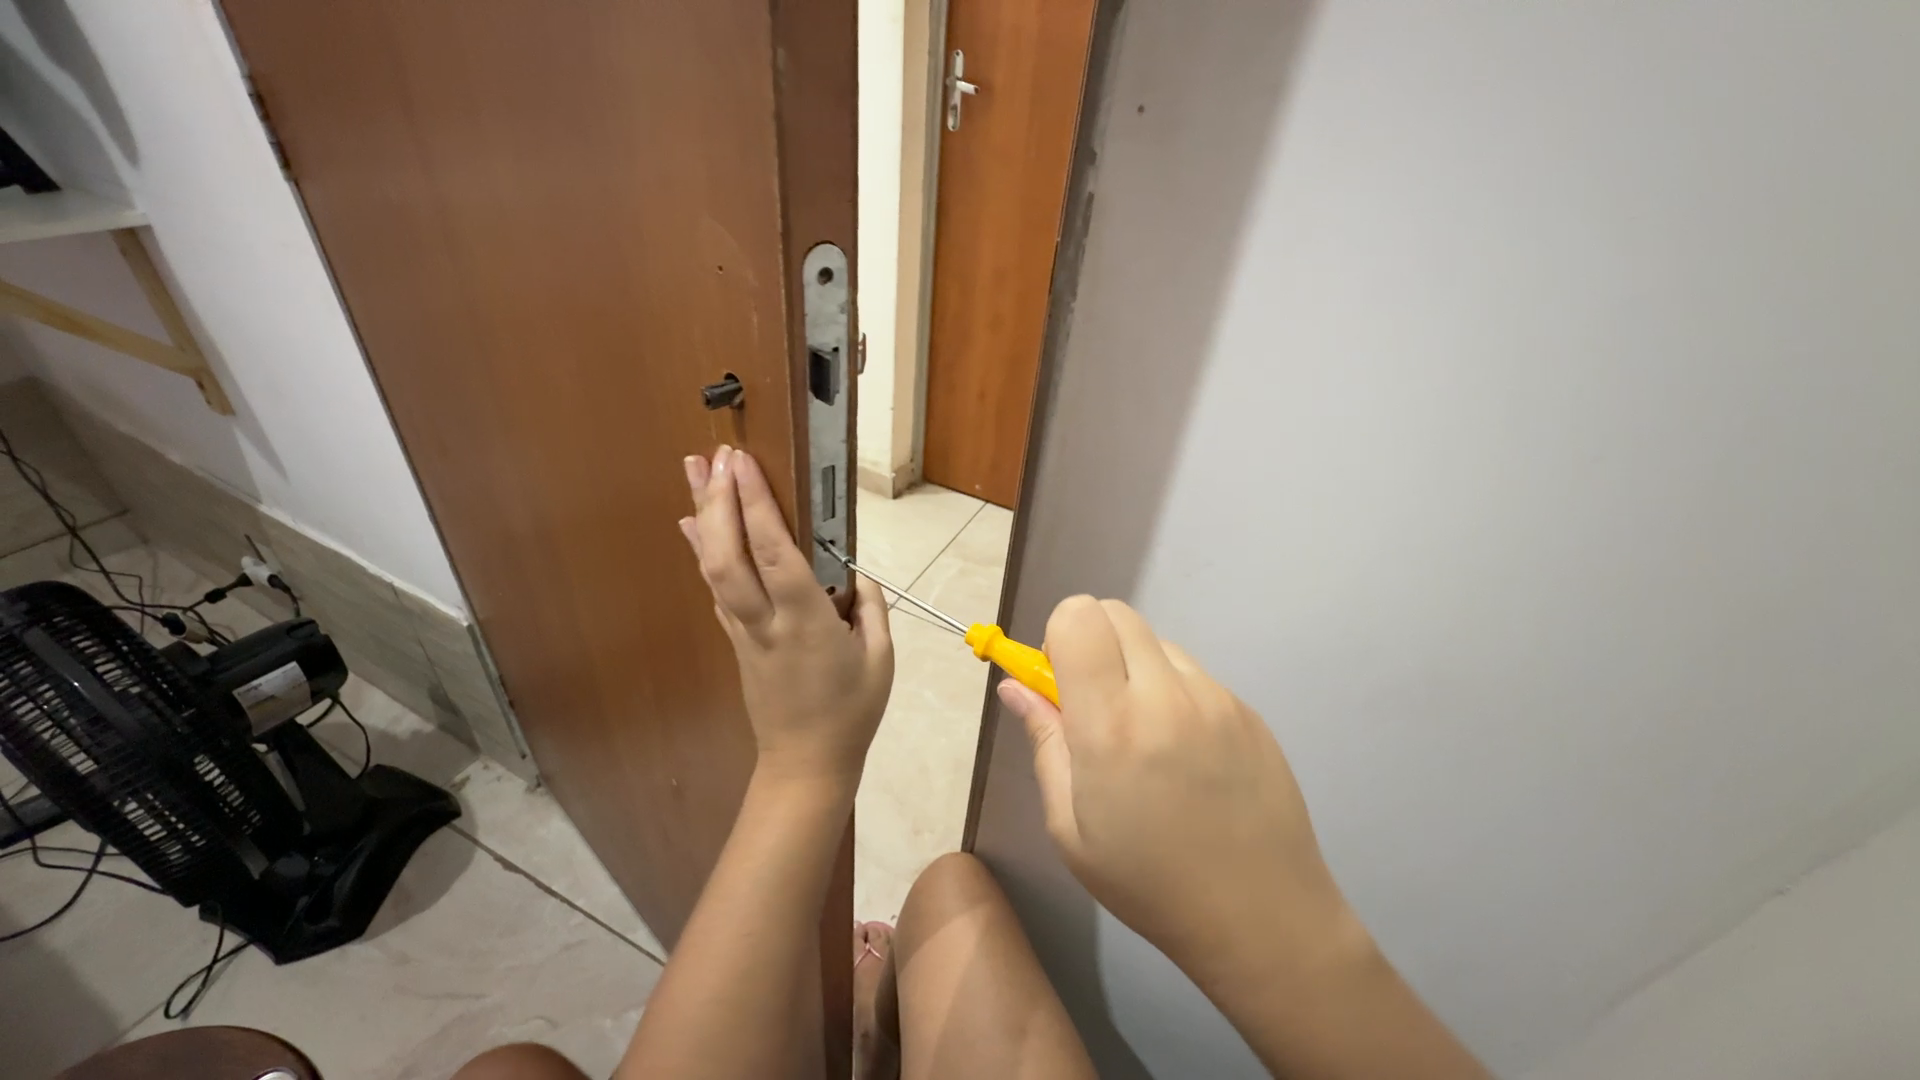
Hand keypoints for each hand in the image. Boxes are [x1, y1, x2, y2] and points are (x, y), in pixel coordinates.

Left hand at [679, 446, 893, 785]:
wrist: (805, 763)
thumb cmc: (851, 712)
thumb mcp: (881, 660)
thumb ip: (872, 609)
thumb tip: (855, 577)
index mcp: (807, 624)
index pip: (774, 554)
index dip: (755, 505)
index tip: (742, 463)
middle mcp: (766, 622)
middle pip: (727, 556)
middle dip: (718, 501)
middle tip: (714, 455)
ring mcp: (743, 631)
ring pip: (712, 568)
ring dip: (701, 515)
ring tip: (690, 468)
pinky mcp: (735, 639)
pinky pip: (714, 588)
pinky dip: (701, 551)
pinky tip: (691, 524)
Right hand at [997, 596, 1356, 980]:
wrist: (1262, 916)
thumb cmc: (1148, 882)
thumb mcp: (1070, 827)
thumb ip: (1044, 743)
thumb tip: (1015, 686)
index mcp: (1112, 725)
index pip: (1078, 617)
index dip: (1057, 637)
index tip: (1058, 683)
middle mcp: (1166, 694)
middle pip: (1115, 612)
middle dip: (1091, 642)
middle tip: (1093, 705)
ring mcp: (1216, 698)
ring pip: (1156, 642)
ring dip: (1134, 667)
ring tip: (1144, 738)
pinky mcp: (1248, 710)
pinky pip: (1195, 676)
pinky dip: (1173, 693)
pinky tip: (1185, 756)